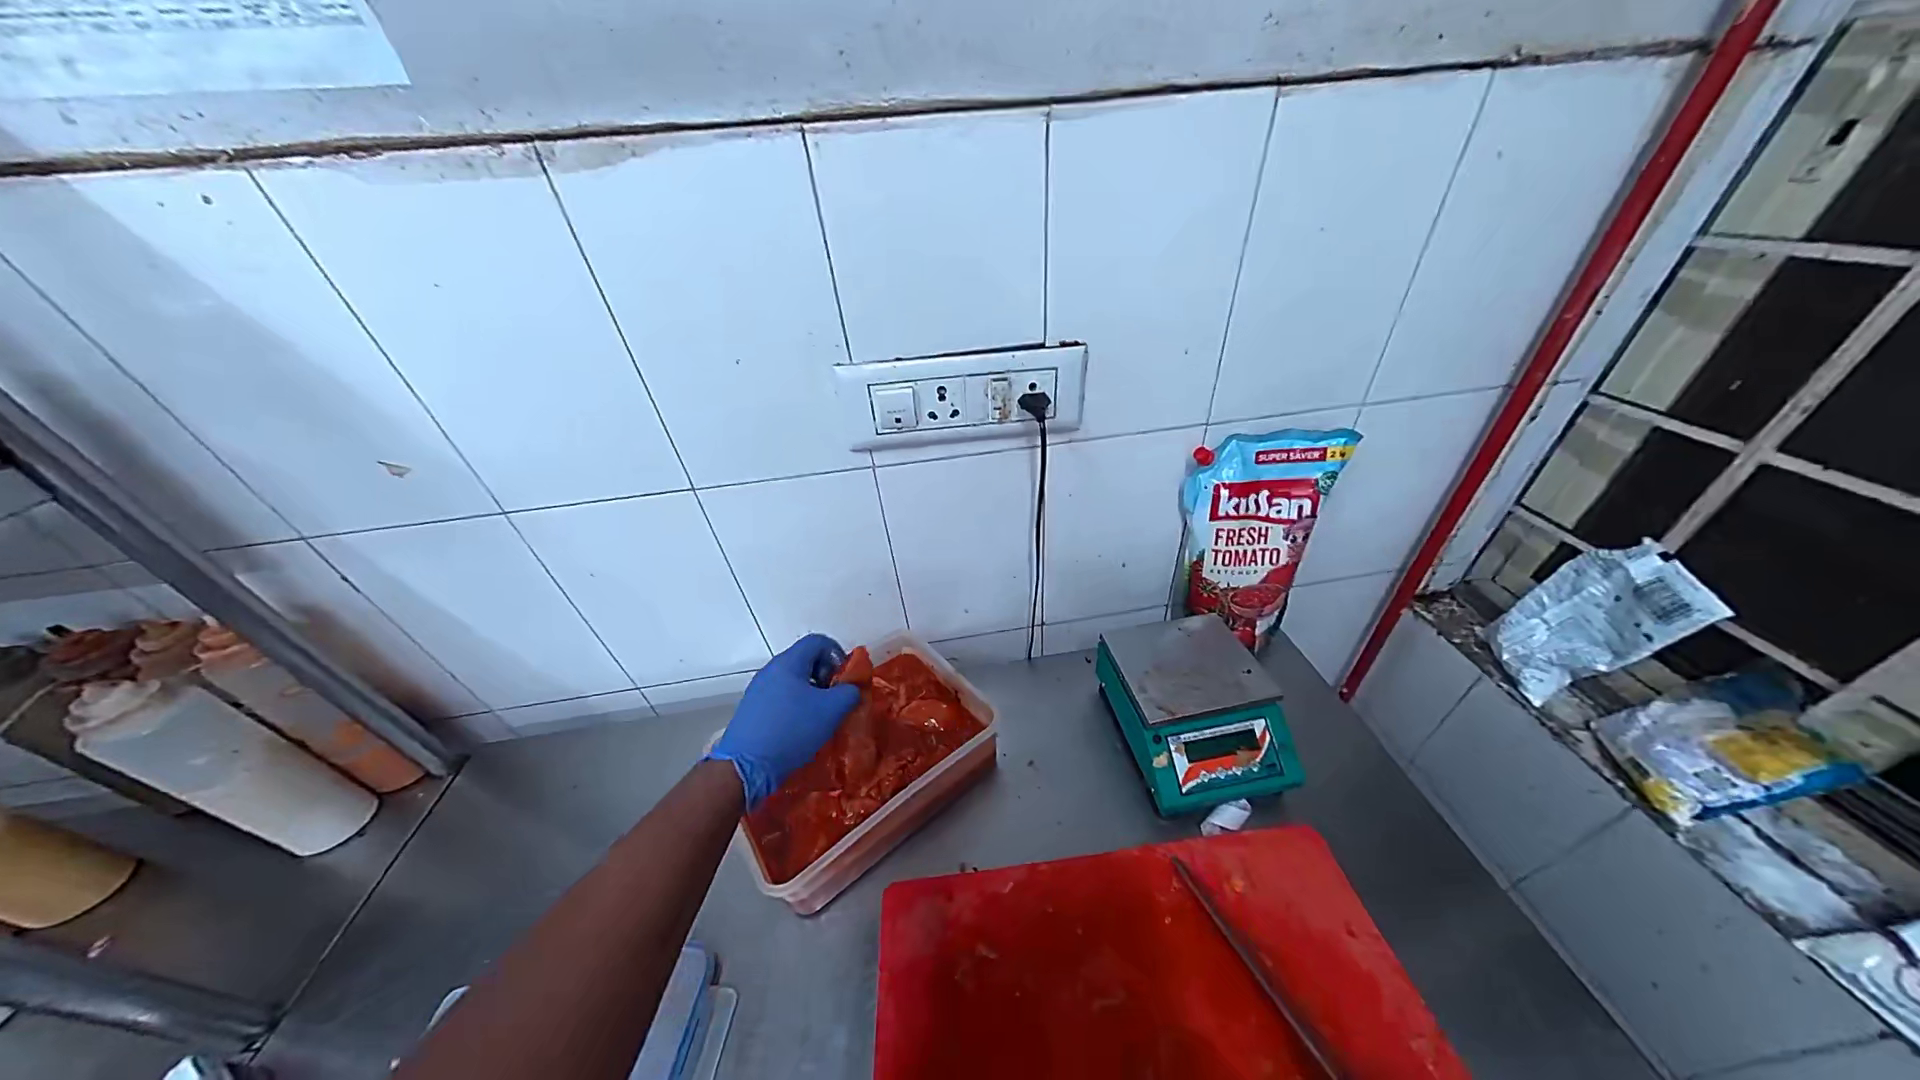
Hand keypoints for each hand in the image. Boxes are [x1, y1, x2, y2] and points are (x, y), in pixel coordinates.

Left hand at [706, 634, 859, 805]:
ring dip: (812, 694)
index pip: (818, 641)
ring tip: (821, 717)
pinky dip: (796, 707)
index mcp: (788, 662)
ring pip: (794, 681)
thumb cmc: (791, 731)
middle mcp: (771, 671)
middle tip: (836, 699)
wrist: (746, 766)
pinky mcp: (753, 710)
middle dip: (826, 676)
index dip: (838, 654)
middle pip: (805, 660)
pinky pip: (781, 698)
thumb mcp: (831, 710)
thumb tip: (852, 688)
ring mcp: (759, 690)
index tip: (846, 678)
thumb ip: (849, 692)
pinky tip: (802, 729)